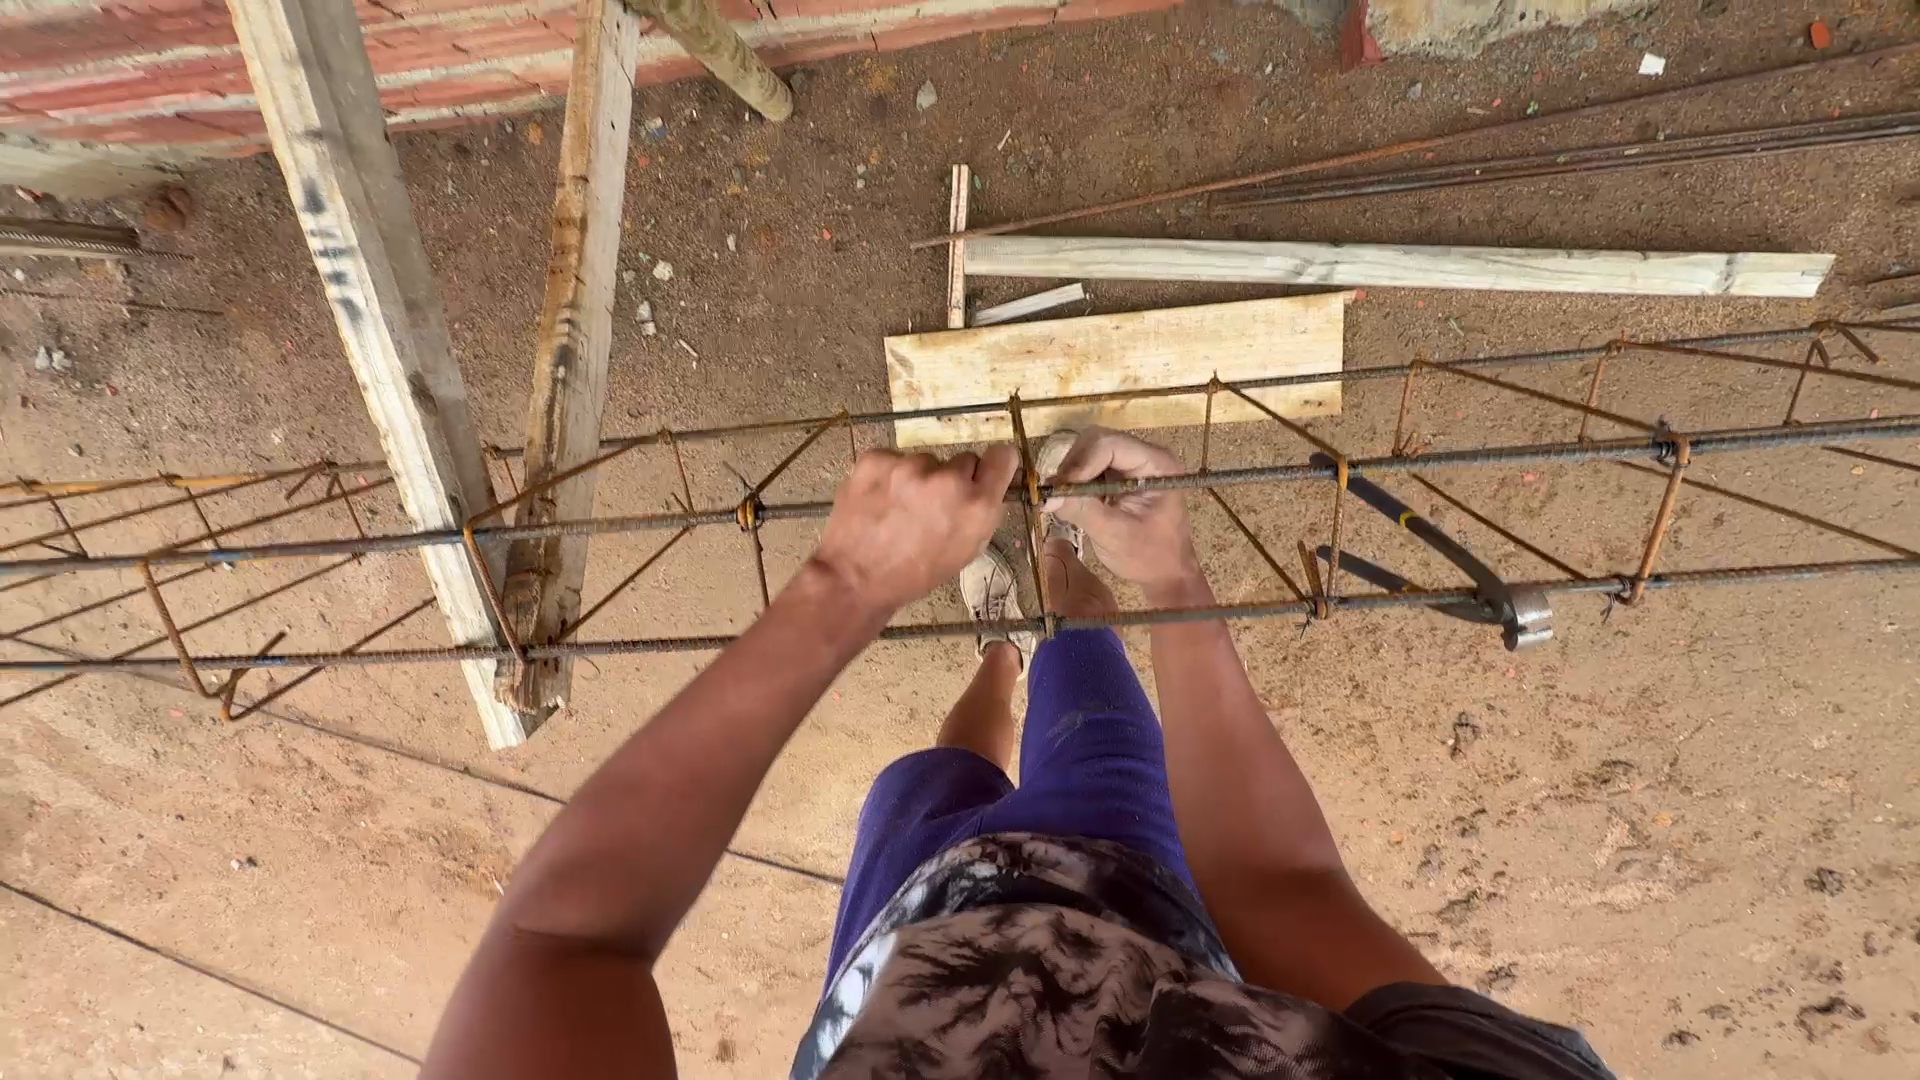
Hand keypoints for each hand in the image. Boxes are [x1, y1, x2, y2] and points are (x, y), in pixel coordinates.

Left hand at [810, 446, 1019, 614]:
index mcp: (977, 507)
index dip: (994, 464)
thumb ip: (980, 513)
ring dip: (918, 478)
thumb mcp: (965, 551)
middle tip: (931, 507)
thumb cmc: (915, 573)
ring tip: (898, 510)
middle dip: (952, 480)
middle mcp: (948, 480)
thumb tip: (985, 485)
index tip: (984, 473)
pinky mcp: (877, 459)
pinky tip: (879, 502)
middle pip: (963, 460)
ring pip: (925, 461)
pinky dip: (888, 476)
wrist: (855, 577)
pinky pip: (893, 459)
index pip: (1002, 457)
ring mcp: (910, 466)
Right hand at [1044, 428, 1203, 601]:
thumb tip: (1047, 496)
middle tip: (1057, 496)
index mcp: (1156, 464)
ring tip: (1063, 501)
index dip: (1081, 463)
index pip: (1110, 444)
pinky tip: (1072, 502)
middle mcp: (1145, 455)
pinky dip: (1076, 482)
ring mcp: (1132, 464)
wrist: (1165, 573)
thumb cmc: (1149, 557)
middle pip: (1097, 441)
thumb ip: (1083, 510)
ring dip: (1072, 475)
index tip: (1060, 491)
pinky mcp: (1119, 475)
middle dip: (1073, 467)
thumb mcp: (1114, 535)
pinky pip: (1090, 466)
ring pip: (1089, 451)